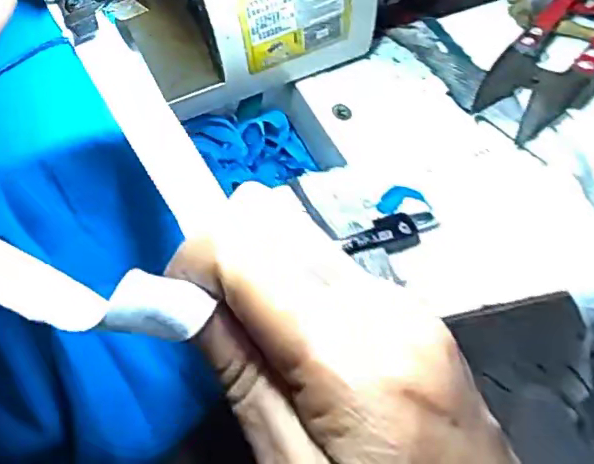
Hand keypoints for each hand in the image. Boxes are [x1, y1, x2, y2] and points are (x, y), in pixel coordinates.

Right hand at [166, 183, 515, 463]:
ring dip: (255, 269)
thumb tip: (173, 295)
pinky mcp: (420, 315)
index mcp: (354, 354)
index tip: (177, 309)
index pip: (233, 246)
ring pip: (291, 235)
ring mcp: (411, 308)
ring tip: (256, 335)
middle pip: (264, 224)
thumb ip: (235, 369)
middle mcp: (386, 309)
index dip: (189, 265)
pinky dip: (289, 282)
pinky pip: (325, 264)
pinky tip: (297, 338)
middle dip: (221, 262)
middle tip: (214, 323)